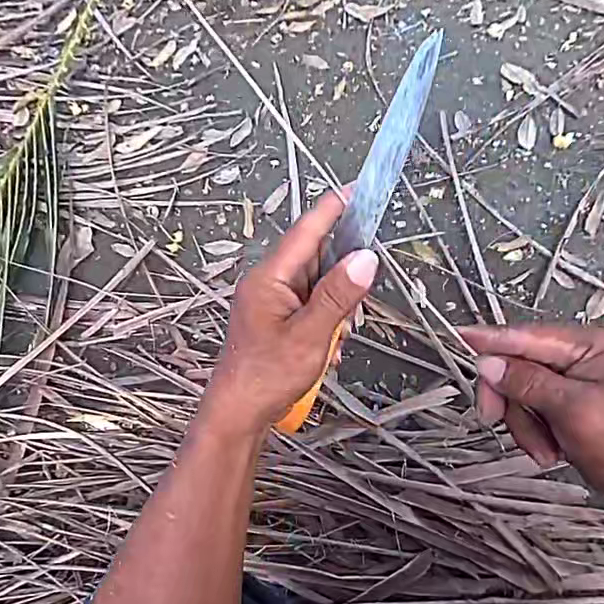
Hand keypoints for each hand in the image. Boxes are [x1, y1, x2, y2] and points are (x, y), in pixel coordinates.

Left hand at [203, 189, 378, 435]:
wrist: (239, 412)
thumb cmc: (264, 377)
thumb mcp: (310, 335)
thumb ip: (338, 296)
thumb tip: (364, 259)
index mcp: (270, 277)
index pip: (307, 230)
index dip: (335, 208)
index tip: (358, 190)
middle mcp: (268, 283)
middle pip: (316, 257)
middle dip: (342, 275)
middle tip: (355, 297)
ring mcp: (272, 301)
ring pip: (318, 284)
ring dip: (335, 306)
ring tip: (332, 336)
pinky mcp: (278, 318)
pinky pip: (311, 305)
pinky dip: (326, 321)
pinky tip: (326, 345)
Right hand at [460, 324, 603, 503]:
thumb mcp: (574, 408)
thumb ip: (527, 382)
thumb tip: (490, 361)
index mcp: (590, 346)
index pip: (526, 336)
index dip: (491, 340)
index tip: (460, 337)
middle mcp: (585, 361)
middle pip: (521, 370)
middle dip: (512, 401)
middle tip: (495, 420)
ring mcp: (582, 387)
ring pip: (527, 398)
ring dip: (528, 427)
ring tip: (548, 449)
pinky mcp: (579, 412)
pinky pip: (541, 416)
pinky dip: (540, 435)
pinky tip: (557, 450)